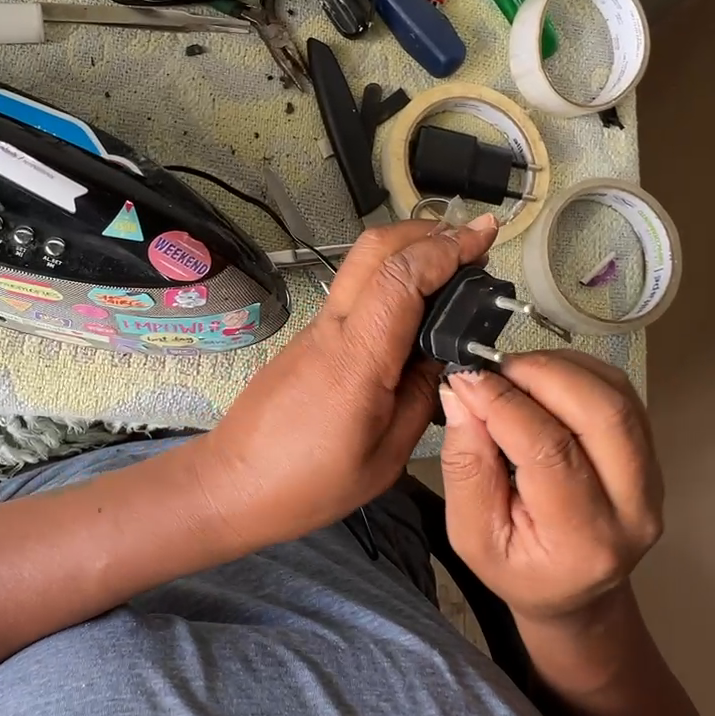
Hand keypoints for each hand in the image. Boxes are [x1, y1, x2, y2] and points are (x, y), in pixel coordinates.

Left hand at [190, 215, 500, 549]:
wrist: (232, 485)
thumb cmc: (306, 484)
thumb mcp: (385, 455)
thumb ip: (421, 397)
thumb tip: (444, 356)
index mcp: (356, 359)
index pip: (401, 277)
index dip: (445, 249)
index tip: (482, 238)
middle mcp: (332, 330)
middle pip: (373, 248)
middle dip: (426, 231)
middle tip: (471, 239)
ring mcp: (315, 330)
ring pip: (360, 265)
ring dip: (408, 251)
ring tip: (452, 266)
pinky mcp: (308, 339)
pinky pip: (352, 293)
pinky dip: (388, 280)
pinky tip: (415, 306)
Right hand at [438, 350, 663, 624]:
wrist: (576, 595)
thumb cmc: (518, 570)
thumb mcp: (471, 536)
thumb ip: (465, 466)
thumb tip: (461, 394)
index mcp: (583, 540)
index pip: (548, 450)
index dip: (503, 403)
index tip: (464, 378)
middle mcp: (633, 507)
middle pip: (602, 412)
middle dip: (541, 374)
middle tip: (494, 368)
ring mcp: (653, 479)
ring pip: (617, 395)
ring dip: (560, 369)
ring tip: (513, 373)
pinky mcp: (652, 454)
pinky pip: (622, 394)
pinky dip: (578, 373)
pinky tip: (541, 381)